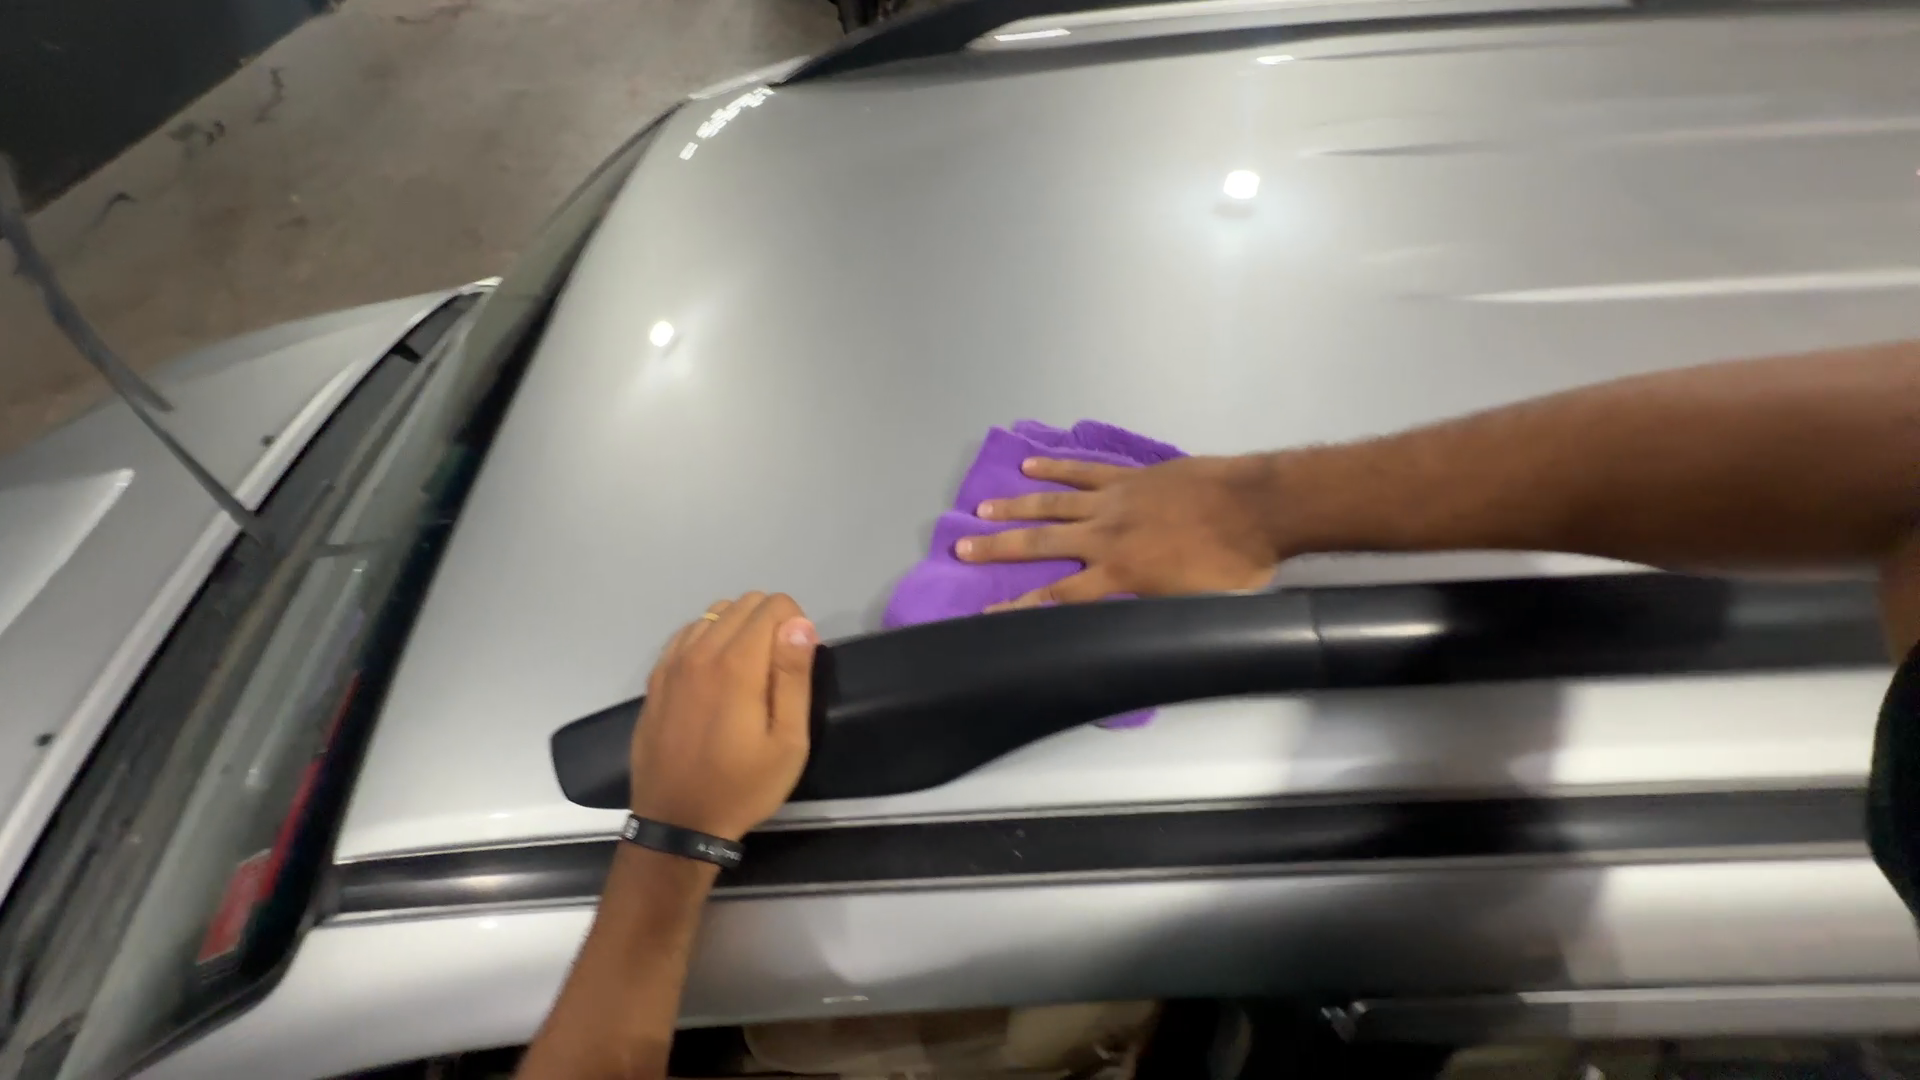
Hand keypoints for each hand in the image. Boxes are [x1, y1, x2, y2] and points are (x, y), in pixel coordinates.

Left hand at [629, 592, 819, 839]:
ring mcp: (672, 663)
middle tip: (778, 670)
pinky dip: (709, 638)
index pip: (774, 605)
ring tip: (749, 671)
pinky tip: (717, 674)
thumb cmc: (743, 785)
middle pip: (744, 603)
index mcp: (736, 664)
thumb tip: (800, 624)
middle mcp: (700, 651)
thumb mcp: (788, 742)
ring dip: (739, 628)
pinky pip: (687, 633)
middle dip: (771, 622)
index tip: (797, 663)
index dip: (797, 625)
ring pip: (714, 613)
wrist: (677, 824)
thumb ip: (794, 677)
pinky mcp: (656, 678)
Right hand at [955, 455, 1282, 608]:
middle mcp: (1105, 535)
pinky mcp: (1129, 477)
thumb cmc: (1231, 565)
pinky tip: (1032, 466)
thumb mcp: (1188, 605)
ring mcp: (1114, 500)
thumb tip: (1124, 627)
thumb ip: (1148, 612)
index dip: (1019, 608)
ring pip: (1054, 503)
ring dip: (1016, 506)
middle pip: (1041, 542)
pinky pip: (1084, 472)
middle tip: (962, 547)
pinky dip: (1056, 469)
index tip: (986, 616)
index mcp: (1119, 572)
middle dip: (999, 548)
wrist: (1259, 509)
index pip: (1057, 597)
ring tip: (983, 509)